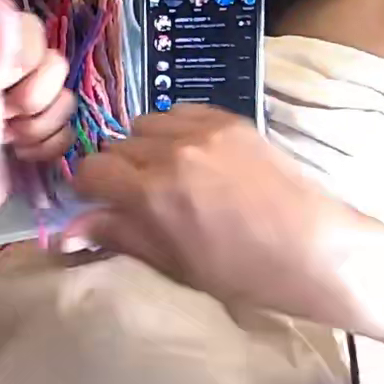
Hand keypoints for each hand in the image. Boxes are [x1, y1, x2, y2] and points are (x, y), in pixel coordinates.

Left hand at [0, 0, 75, 224]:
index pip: (35, 31)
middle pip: (56, 66)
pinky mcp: (39, 131)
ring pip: (65, 100)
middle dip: (35, 101)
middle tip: (5, 117)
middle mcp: (10, 72)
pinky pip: (66, 128)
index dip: (30, 60)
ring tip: (11, 140)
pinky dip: (45, 148)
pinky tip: (21, 155)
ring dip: (39, 128)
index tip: (8, 81)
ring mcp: (27, 103)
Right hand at [68, 104, 383, 325]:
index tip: (99, 198)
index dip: (89, 186)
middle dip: (118, 168)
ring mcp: (200, 130)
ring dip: (144, 145)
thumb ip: (117, 236)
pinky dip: (174, 128)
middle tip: (139, 192)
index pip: (91, 169)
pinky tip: (192, 152)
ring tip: (168, 170)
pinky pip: (178, 110)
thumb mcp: (173, 264)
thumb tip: (65, 231)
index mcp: (152, 195)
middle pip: (115, 145)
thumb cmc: (243, 273)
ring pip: (143, 124)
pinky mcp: (226, 117)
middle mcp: (169, 153)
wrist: (317, 250)